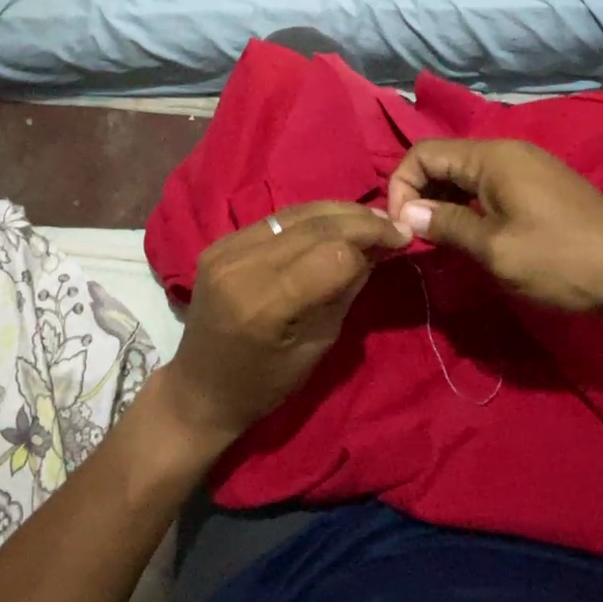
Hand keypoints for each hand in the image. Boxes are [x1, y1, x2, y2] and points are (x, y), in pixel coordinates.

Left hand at [153, 202, 411, 444]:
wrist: (200, 390)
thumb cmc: (264, 385)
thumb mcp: (318, 346)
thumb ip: (346, 291)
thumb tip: (378, 247)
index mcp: (265, 304)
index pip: (332, 254)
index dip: (371, 241)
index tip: (402, 241)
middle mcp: (241, 267)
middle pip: (314, 226)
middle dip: (361, 220)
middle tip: (395, 225)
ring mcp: (225, 250)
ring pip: (295, 213)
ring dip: (338, 212)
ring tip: (371, 218)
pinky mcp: (220, 242)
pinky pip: (274, 220)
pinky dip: (309, 218)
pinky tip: (333, 223)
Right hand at [387, 138, 602, 316]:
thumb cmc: (563, 261)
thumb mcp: (496, 249)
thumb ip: (447, 225)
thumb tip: (405, 213)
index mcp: (493, 157)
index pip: (423, 153)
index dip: (401, 187)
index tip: (400, 229)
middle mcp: (508, 152)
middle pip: (444, 161)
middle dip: (420, 195)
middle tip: (416, 239)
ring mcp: (529, 169)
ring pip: (466, 176)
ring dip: (444, 204)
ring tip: (440, 242)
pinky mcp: (542, 188)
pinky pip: (489, 187)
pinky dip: (470, 207)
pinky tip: (473, 238)